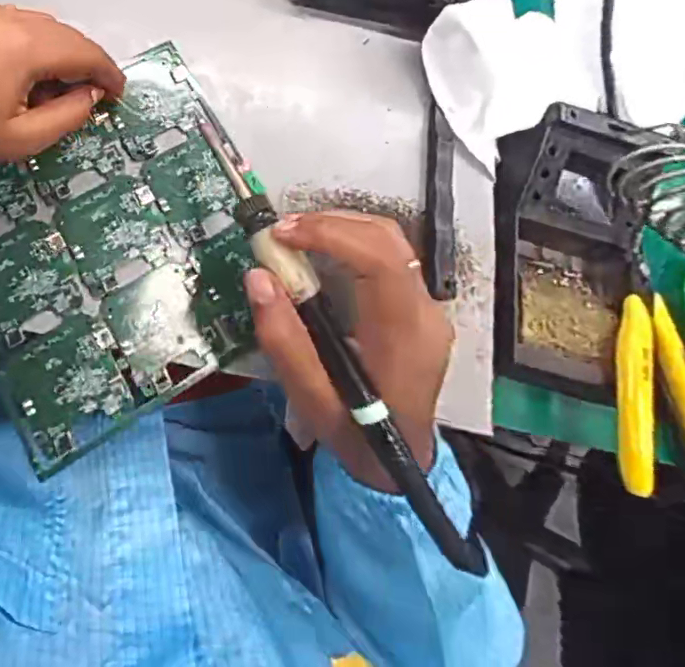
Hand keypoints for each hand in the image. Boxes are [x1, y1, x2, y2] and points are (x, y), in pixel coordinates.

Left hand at [0, 3, 125, 173]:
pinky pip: (16, 23)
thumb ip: (69, 114)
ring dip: (57, 53)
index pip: (82, 51)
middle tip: (87, 98)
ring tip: (52, 91)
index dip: (107, 73)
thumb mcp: (23, 139)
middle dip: (82, 64)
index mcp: (22, 46)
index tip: (118, 94)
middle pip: (64, 34)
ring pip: (41, 26)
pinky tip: (25, 74)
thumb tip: (91, 94)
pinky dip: (31, 43)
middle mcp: (6, 17)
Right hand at [245, 210, 452, 491]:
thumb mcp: (310, 396)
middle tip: (279, 233)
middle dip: (328, 222)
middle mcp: (425, 311)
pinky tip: (315, 251)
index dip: (329, 234)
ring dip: (337, 227)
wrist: (399, 463)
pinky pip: (386, 254)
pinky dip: (346, 240)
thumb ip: (283, 339)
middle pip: (387, 238)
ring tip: (292, 238)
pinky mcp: (415, 305)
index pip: (380, 259)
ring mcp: (426, 306)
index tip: (280, 235)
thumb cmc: (355, 431)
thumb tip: (258, 277)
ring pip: (388, 239)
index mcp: (404, 333)